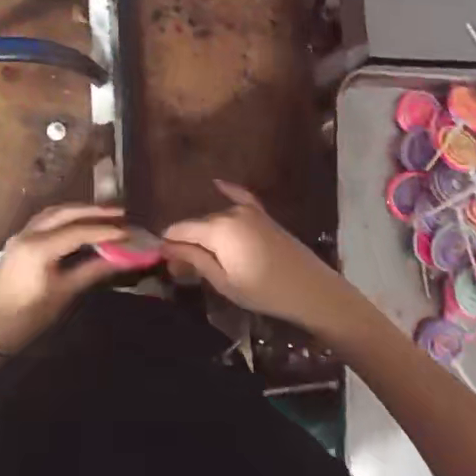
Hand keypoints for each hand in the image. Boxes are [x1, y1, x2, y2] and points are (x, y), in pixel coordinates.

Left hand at [0, 204, 129, 352]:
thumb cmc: (29, 316)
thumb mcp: (64, 293)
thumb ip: (93, 271)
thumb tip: (122, 259)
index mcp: (38, 248)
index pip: (78, 231)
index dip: (105, 230)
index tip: (128, 231)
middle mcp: (27, 234)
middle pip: (65, 213)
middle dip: (94, 211)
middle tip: (121, 213)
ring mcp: (20, 235)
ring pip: (53, 213)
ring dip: (78, 210)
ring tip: (103, 214)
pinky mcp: (18, 241)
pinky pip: (44, 220)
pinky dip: (64, 216)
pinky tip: (78, 222)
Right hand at [161, 181, 360, 331]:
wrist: (312, 290)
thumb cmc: (264, 292)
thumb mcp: (224, 282)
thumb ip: (194, 260)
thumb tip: (166, 248)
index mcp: (218, 230)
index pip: (180, 230)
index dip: (168, 245)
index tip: (163, 261)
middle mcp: (231, 213)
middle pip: (197, 225)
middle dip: (186, 242)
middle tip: (182, 269)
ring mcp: (250, 212)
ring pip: (216, 218)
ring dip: (205, 233)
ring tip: (201, 256)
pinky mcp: (264, 216)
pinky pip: (241, 198)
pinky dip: (229, 192)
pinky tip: (217, 183)